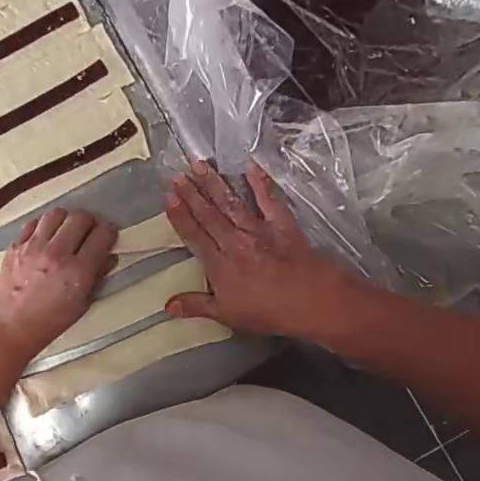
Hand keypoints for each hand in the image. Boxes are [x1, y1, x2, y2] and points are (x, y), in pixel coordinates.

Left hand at [0, 208, 115, 361]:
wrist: (10, 326)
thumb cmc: (49, 321)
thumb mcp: (82, 304)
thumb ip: (97, 277)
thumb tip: (108, 257)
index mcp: (77, 271)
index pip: (102, 235)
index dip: (109, 233)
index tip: (107, 237)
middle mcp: (56, 253)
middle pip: (80, 217)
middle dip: (89, 223)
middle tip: (87, 233)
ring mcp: (33, 247)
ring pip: (56, 214)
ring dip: (65, 220)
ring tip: (65, 233)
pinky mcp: (16, 246)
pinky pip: (33, 224)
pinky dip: (43, 227)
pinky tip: (44, 240)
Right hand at [164, 162, 370, 337]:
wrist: (311, 300)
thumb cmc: (267, 311)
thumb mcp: (226, 315)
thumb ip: (197, 305)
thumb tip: (168, 305)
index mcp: (219, 264)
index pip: (194, 236)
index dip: (180, 216)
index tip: (168, 198)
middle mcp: (235, 241)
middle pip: (209, 214)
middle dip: (191, 194)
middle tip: (177, 175)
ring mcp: (259, 230)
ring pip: (231, 202)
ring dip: (214, 183)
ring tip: (200, 166)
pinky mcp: (282, 224)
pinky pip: (268, 199)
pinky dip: (259, 182)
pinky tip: (249, 166)